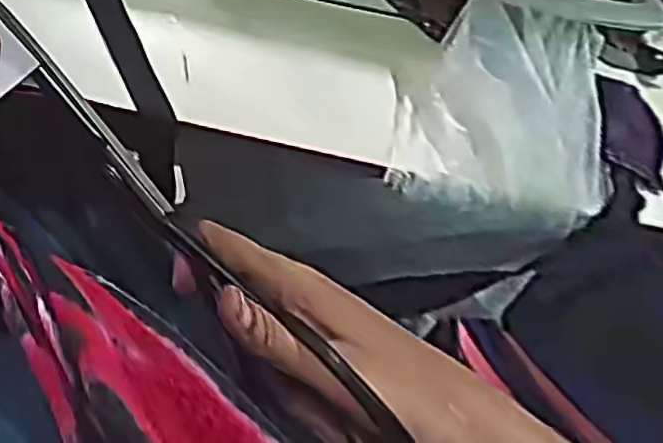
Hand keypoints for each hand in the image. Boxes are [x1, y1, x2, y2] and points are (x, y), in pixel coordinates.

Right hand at [199, 222, 562, 442]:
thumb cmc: (421, 399)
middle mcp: (299, 291)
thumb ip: (273, 335)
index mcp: (296, 282)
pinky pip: (283, 357)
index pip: (220, 239)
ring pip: (256, 332)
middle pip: (230, 292)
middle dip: (236, 334)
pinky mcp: (324, 346)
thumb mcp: (339, 371)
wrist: (487, 435)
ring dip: (271, 370)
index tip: (175, 281)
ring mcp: (311, 318)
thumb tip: (218, 294)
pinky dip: (293, 384)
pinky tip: (324, 409)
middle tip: (268, 373)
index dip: (187, 250)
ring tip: (314, 403)